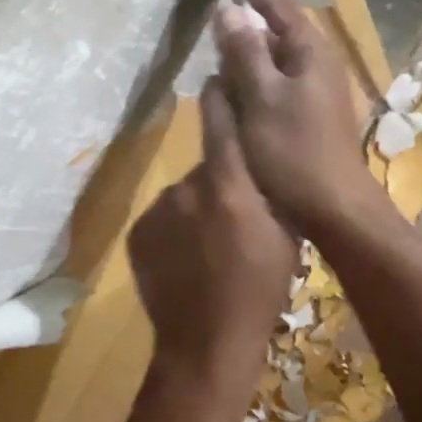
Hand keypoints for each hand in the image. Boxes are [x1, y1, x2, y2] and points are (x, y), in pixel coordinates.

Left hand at [127, 80, 297, 377]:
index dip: (221, 97)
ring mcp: (157, 211)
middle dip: (222, 183)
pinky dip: (175, 232)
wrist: (205, 344)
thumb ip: (271, 192)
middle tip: (235, 217)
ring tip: (210, 249)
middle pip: (206, 168)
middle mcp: (186, 188)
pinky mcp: (136, 234)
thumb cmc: (259, 292)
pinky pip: (162, 220)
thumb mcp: (285, 238)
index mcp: (229, 185)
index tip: (218, 78)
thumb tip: (261, 162)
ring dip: (197, 211)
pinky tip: (186, 261)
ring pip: (183, 197)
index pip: (221, 122)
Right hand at [212, 0, 378, 235]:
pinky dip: (254, 81)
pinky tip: (234, 94)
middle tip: (211, 14)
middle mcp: (318, 65)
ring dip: (247, 55)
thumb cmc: (294, 151)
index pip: (279, 6)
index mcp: (310, 52)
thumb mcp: (261, 98)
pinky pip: (277, 85)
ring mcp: (317, 92)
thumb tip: (228, 10)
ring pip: (275, 61)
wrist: (335, 209)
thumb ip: (244, 53)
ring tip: (215, 52)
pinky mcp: (311, 117)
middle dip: (245, 23)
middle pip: (276, 32)